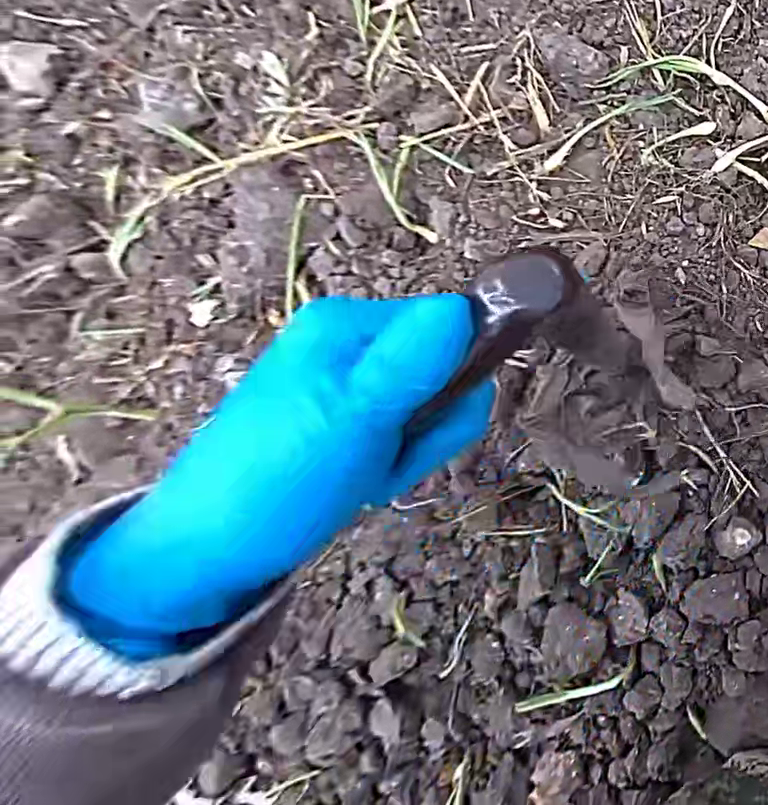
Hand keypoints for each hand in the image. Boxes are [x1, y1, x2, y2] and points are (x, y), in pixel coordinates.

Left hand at [62, 295, 494, 651]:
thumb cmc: (280, 481)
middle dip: (441, 417)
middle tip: (394, 452)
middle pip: (458, 363)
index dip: (458, 371)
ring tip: (378, 470)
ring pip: (448, 399)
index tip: (421, 416)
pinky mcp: (360, 414)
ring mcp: (359, 380)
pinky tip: (373, 475)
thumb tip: (462, 306)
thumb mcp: (354, 413)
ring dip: (426, 443)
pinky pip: (424, 423)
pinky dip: (411, 455)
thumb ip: (412, 357)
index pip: (458, 323)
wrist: (207, 559)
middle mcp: (357, 341)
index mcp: (349, 322)